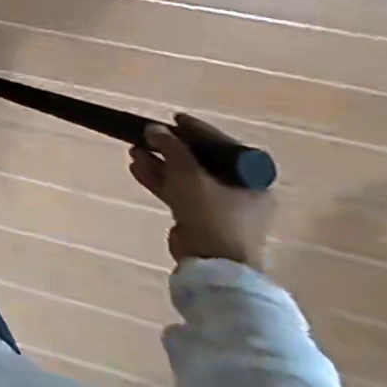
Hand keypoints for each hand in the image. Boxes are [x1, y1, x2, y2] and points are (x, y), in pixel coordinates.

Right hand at [129, 114, 276, 269]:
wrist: (213, 267)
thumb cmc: (212, 216)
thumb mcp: (190, 175)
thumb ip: (172, 148)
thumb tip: (154, 128)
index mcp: (252, 180)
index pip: (223, 146)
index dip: (197, 131)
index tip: (174, 119)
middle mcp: (240, 192)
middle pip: (201, 161)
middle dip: (170, 148)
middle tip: (147, 136)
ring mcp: (219, 207)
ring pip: (186, 177)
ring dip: (159, 163)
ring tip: (133, 150)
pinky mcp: (200, 220)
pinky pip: (178, 193)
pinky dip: (159, 180)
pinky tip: (136, 168)